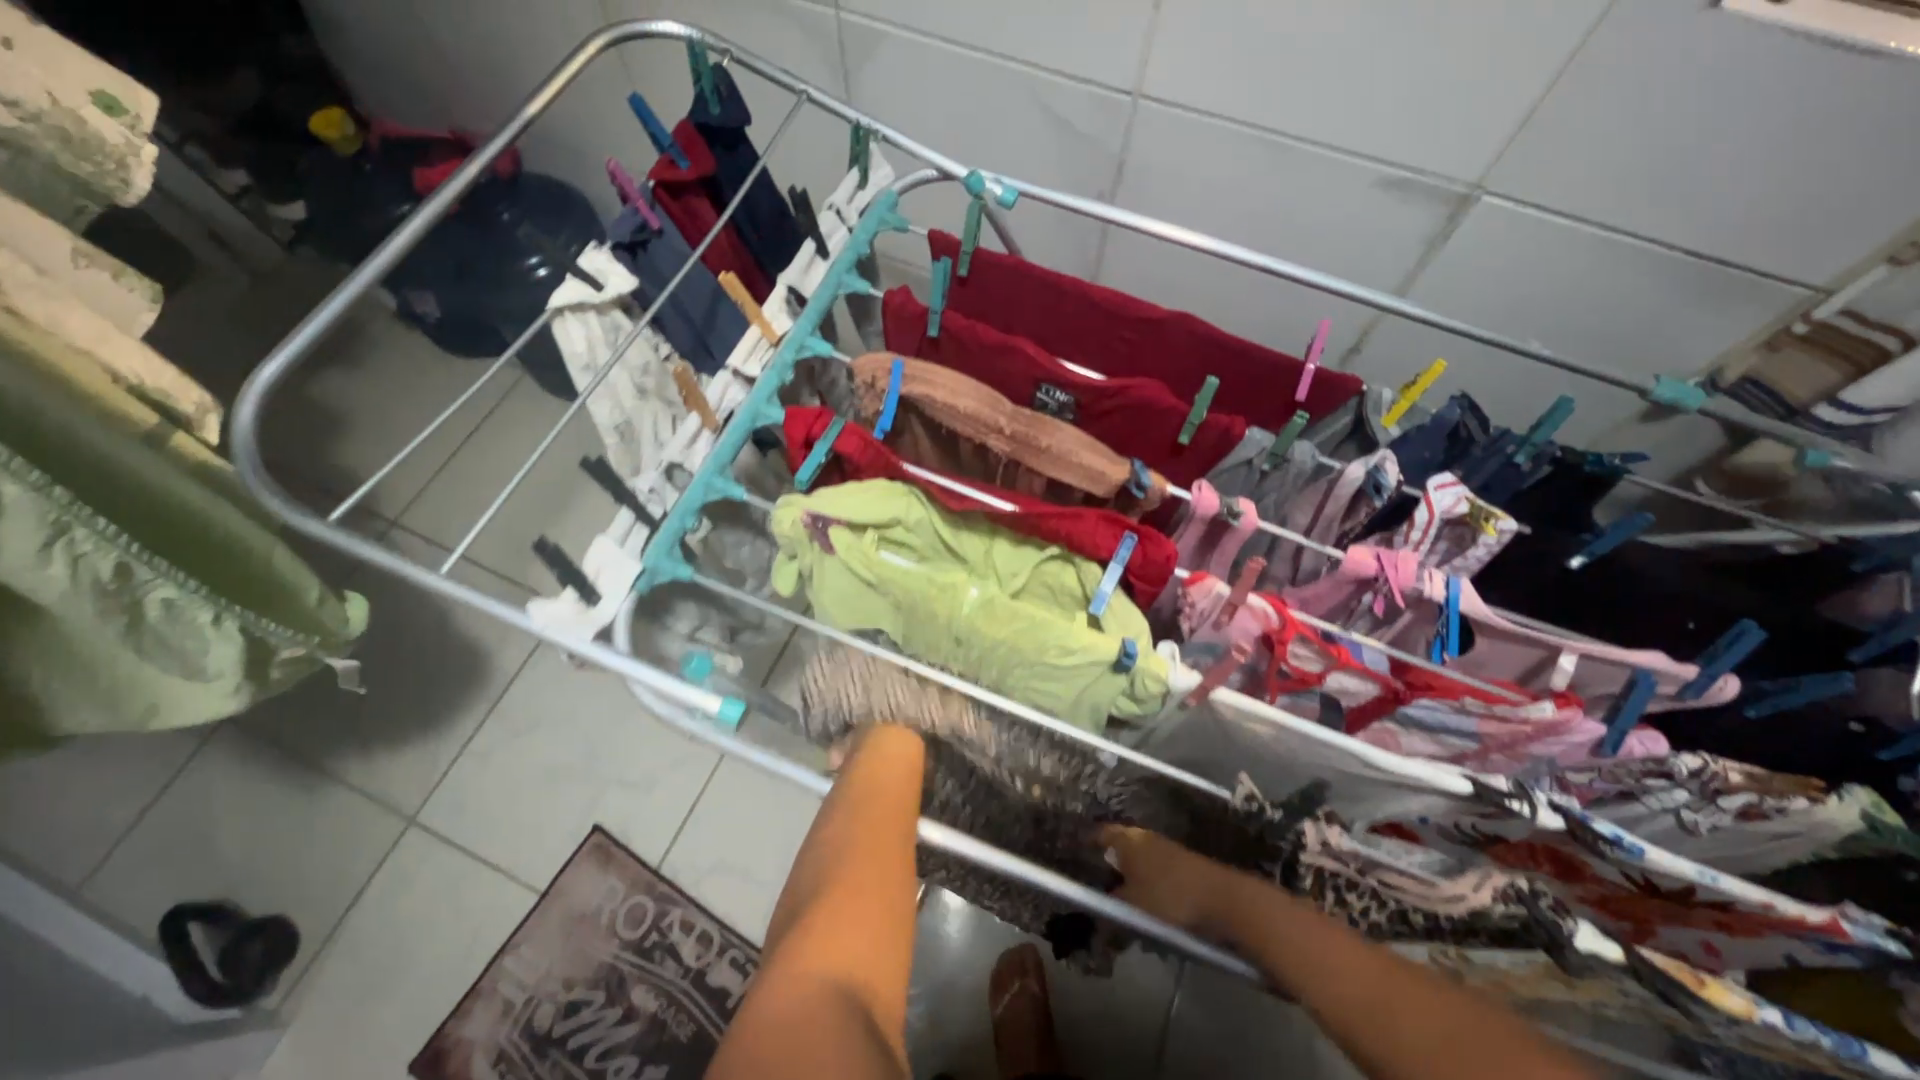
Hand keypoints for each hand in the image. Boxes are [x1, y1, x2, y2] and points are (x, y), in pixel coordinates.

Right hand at [1097, 825, 1242, 934]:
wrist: (1224, 900)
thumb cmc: (1169, 897)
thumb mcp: (1132, 906)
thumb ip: (1110, 905)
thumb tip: (1096, 906)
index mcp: (1128, 839)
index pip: (1100, 834)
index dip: (1087, 845)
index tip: (1075, 858)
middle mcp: (1146, 837)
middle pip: (1120, 847)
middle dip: (1108, 865)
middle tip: (1095, 887)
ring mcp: (1167, 849)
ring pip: (1139, 862)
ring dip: (1130, 879)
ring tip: (1120, 903)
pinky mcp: (1184, 865)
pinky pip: (1156, 874)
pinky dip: (1148, 887)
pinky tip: (1147, 908)